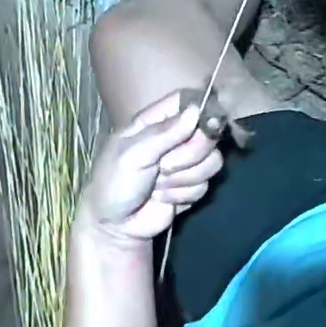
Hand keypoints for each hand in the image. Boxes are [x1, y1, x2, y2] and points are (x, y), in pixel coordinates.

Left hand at [75, 90, 223, 249]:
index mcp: (156, 122)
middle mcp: (175, 138)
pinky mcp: (192, 186)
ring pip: (211, 162)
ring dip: (184, 179)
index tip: (204, 123)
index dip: (201, 108)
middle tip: (162, 166)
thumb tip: (196, 111)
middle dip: (188, 155)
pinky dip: (183, 195)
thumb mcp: (132, 155)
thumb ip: (164, 133)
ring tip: (158, 186)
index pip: (187, 100)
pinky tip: (163, 199)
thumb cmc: (114, 183)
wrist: (114, 226)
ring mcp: (186, 163)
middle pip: (207, 134)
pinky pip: (205, 185)